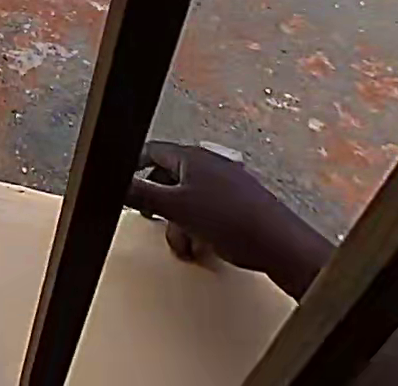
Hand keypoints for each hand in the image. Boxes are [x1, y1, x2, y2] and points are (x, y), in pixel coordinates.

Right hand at [127, 141, 330, 297]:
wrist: (284, 248)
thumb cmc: (230, 221)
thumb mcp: (175, 208)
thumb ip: (141, 194)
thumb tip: (113, 183)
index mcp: (191, 156)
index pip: (151, 150)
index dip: (133, 165)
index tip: (121, 179)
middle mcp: (209, 163)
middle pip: (170, 175)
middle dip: (159, 201)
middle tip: (152, 218)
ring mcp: (228, 182)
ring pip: (190, 195)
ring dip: (180, 219)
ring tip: (184, 244)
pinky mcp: (244, 202)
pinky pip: (210, 207)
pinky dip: (200, 223)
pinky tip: (204, 245)